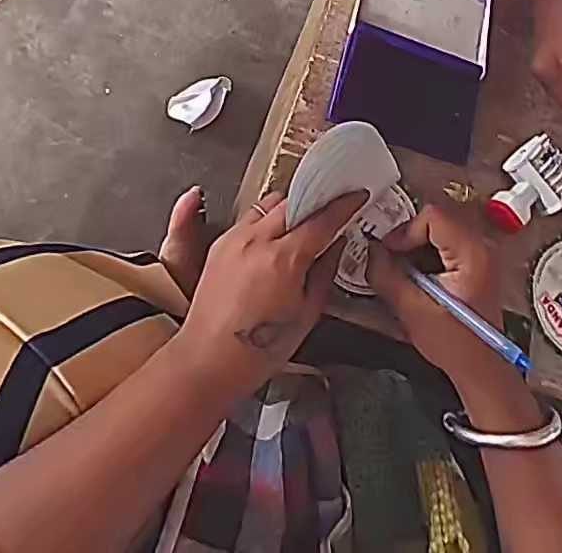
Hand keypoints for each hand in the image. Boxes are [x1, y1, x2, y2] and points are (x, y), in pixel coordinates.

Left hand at [173, 188, 366, 397]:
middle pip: (295, 202)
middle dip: (316, 202)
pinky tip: (275, 239)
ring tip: (302, 225)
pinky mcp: (220, 244)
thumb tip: (337, 246)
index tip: (354, 198)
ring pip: (270, 204)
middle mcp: (257, 241)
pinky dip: (267, 220)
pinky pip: (249, 217)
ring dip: (290, 209)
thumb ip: (325, 272)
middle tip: (330, 210)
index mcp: (284, 259)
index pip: (322, 218)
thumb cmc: (255, 350)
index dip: (344, 204)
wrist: (206, 362)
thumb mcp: (306, 314)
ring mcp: (235, 240)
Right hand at [365, 203, 510, 381]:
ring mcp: (480, 254)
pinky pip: (444, 243)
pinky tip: (418, 279)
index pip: (432, 216)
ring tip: (405, 273)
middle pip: (435, 219)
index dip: (405, 231)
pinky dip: (426, 254)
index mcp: (471, 255)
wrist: (482, 369)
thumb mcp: (412, 310)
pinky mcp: (474, 263)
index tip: (390, 251)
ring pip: (438, 230)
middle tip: (392, 258)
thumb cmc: (458, 346)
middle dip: (408, 238)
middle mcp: (481, 248)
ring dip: (416, 247)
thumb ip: (387, 276)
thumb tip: (372, 252)